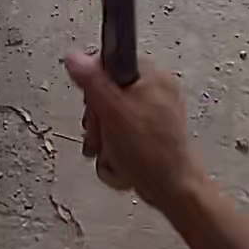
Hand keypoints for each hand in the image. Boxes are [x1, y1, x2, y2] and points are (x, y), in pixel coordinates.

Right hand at [64, 52, 206, 209]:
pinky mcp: (148, 136)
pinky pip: (119, 136)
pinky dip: (114, 151)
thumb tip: (76, 58)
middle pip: (105, 95)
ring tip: (112, 153)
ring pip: (109, 119)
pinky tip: (120, 162)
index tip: (95, 104)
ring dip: (103, 141)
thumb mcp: (113, 110)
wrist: (172, 190)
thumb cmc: (152, 152)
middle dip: (98, 122)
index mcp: (152, 76)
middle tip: (103, 135)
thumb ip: (93, 81)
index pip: (108, 65)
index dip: (94, 87)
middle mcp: (154, 92)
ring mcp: (152, 115)